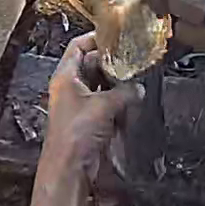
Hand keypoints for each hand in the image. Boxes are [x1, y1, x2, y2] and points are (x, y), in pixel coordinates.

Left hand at [41, 32, 138, 182]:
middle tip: (134, 58)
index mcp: (65, 76)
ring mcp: (78, 103)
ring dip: (116, 83)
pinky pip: (104, 102)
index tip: (117, 36)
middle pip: (91, 64)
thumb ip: (124, 92)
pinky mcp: (87, 120)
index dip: (96, 38)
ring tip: (137, 77)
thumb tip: (139, 88)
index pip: (78, 46)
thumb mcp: (104, 106)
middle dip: (112, 62)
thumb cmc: (78, 132)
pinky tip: (132, 100)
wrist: (69, 169)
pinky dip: (116, 101)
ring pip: (100, 84)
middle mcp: (70, 86)